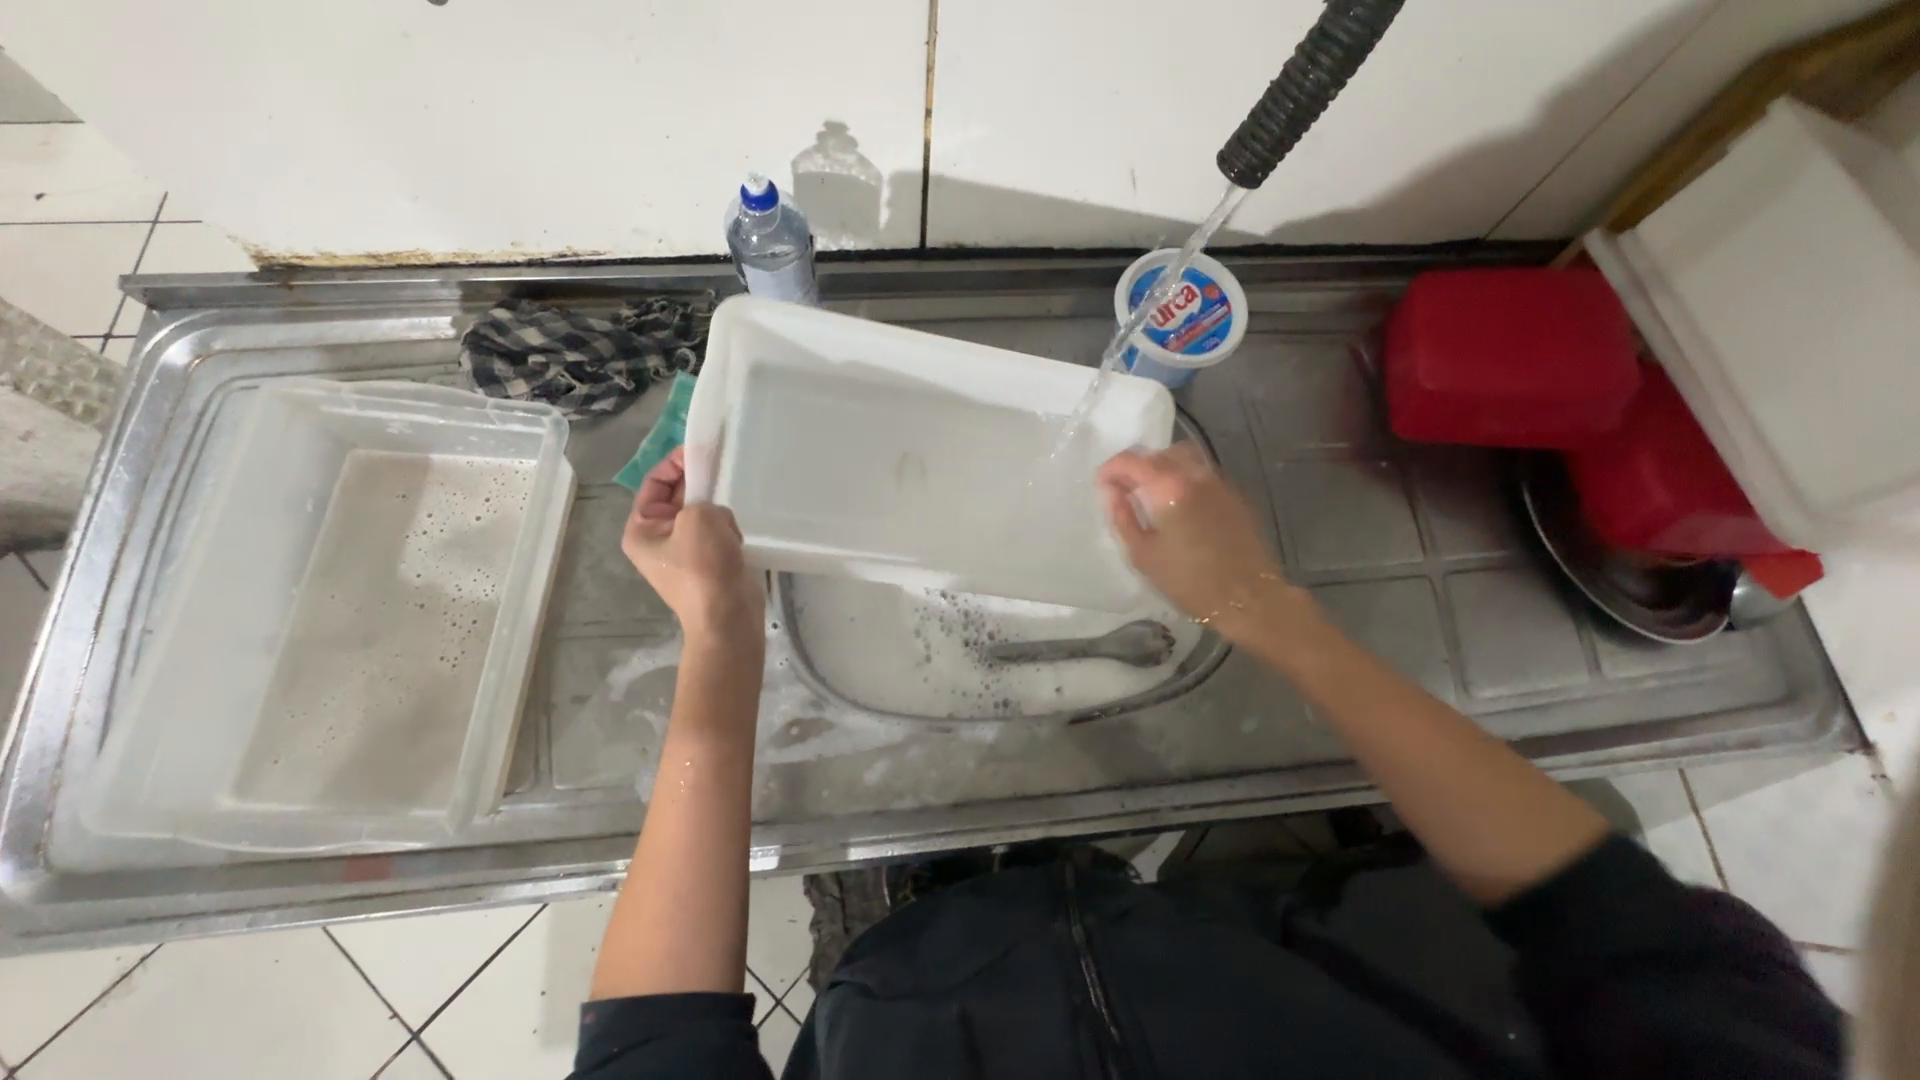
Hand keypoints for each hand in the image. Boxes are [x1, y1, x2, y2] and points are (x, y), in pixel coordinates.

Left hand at [622, 447, 764, 641]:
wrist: (727, 618)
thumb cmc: (703, 567)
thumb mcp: (697, 518)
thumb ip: (702, 497)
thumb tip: (713, 508)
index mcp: (641, 529)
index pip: (655, 482)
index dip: (677, 462)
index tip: (703, 449)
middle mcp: (657, 539)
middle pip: (679, 496)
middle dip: (701, 488)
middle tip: (724, 470)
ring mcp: (684, 552)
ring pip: (703, 514)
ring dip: (718, 513)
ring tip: (729, 522)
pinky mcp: (709, 563)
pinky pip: (718, 533)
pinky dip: (728, 530)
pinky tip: (737, 538)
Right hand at [1097, 444, 1311, 639]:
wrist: (1247, 597)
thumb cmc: (1188, 581)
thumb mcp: (1143, 554)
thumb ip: (1122, 516)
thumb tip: (1111, 491)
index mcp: (1169, 486)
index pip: (1131, 460)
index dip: (1111, 469)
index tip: (1102, 485)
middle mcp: (1195, 474)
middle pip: (1159, 454)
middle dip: (1137, 467)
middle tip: (1125, 490)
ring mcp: (1219, 482)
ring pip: (1184, 459)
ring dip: (1162, 470)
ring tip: (1151, 496)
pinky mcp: (1234, 495)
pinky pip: (1202, 475)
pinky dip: (1183, 480)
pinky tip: (1179, 507)